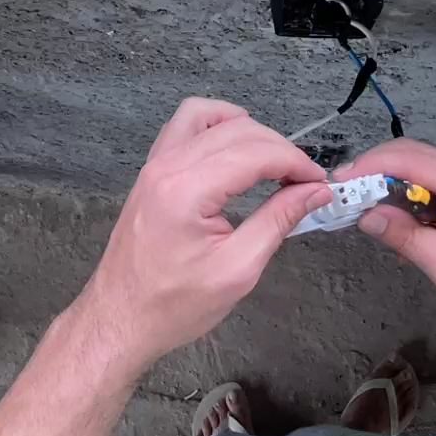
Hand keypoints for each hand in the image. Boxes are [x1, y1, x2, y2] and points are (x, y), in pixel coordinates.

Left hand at [76, 98, 330, 366]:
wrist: (119, 321)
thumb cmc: (173, 306)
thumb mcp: (238, 270)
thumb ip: (278, 221)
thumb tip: (314, 192)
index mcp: (187, 191)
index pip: (255, 153)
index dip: (295, 162)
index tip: (317, 181)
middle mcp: (167, 167)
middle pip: (236, 128)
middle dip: (279, 147)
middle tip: (303, 178)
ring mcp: (154, 165)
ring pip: (206, 114)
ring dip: (245, 127)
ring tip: (270, 157)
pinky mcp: (151, 171)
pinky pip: (183, 126)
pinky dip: (214, 126)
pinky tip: (233, 149)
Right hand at [339, 139, 435, 329]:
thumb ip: (407, 238)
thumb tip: (368, 216)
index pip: (408, 159)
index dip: (370, 165)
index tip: (341, 180)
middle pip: (412, 153)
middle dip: (375, 168)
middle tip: (347, 193)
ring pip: (422, 164)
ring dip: (392, 180)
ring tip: (369, 209)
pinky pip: (435, 180)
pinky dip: (411, 192)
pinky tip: (401, 222)